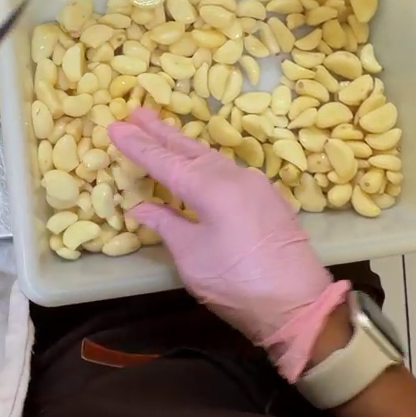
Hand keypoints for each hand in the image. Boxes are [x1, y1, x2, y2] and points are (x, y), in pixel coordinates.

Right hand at [107, 108, 350, 381]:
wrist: (300, 305)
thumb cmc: (238, 284)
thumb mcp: (192, 258)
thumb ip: (166, 225)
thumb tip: (141, 208)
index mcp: (211, 188)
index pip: (165, 162)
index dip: (138, 146)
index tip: (115, 126)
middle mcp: (234, 176)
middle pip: (189, 149)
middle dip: (160, 132)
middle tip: (137, 112)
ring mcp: (255, 184)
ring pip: (211, 157)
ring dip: (183, 144)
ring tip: (160, 130)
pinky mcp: (268, 197)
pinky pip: (227, 169)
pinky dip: (205, 160)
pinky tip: (197, 161)